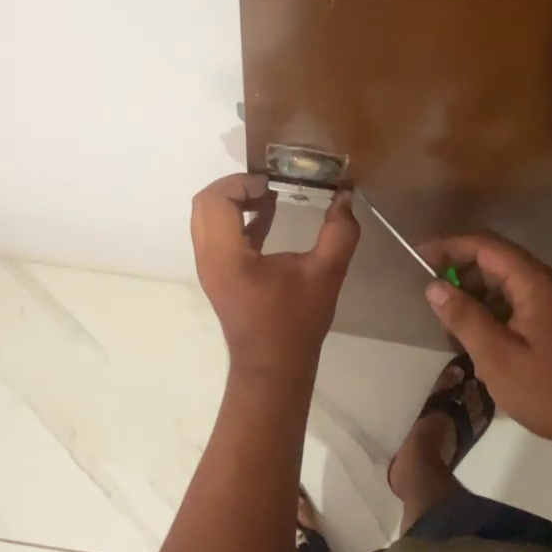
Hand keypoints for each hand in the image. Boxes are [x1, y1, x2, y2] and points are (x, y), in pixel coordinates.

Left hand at [190, 173, 360, 378]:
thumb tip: (345, 197)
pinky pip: (218, 233)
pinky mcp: (219, 273)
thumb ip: (339, 232)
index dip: (241, 183)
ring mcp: (210, 267)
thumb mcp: (326, 274)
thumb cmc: (295, 322)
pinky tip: (269, 213)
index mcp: (226, 255)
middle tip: (268, 184)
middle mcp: (209, 257)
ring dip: (235, 201)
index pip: (215, 200)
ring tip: (270, 195)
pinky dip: (238, 217)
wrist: (274, 367)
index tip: (273, 184)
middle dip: (235, 187)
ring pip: (208, 218)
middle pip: (205, 204)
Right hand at [418, 233, 551, 444]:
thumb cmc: (550, 390)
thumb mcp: (497, 356)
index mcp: (534, 283)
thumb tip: (434, 286)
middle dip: (459, 273)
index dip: (449, 246)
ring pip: (505, 285)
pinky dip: (492, 312)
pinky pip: (517, 304)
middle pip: (495, 261)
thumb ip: (464, 316)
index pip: (485, 246)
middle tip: (431, 298)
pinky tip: (478, 340)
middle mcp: (547, 284)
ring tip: (451, 325)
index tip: (418, 258)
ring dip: (475, 296)